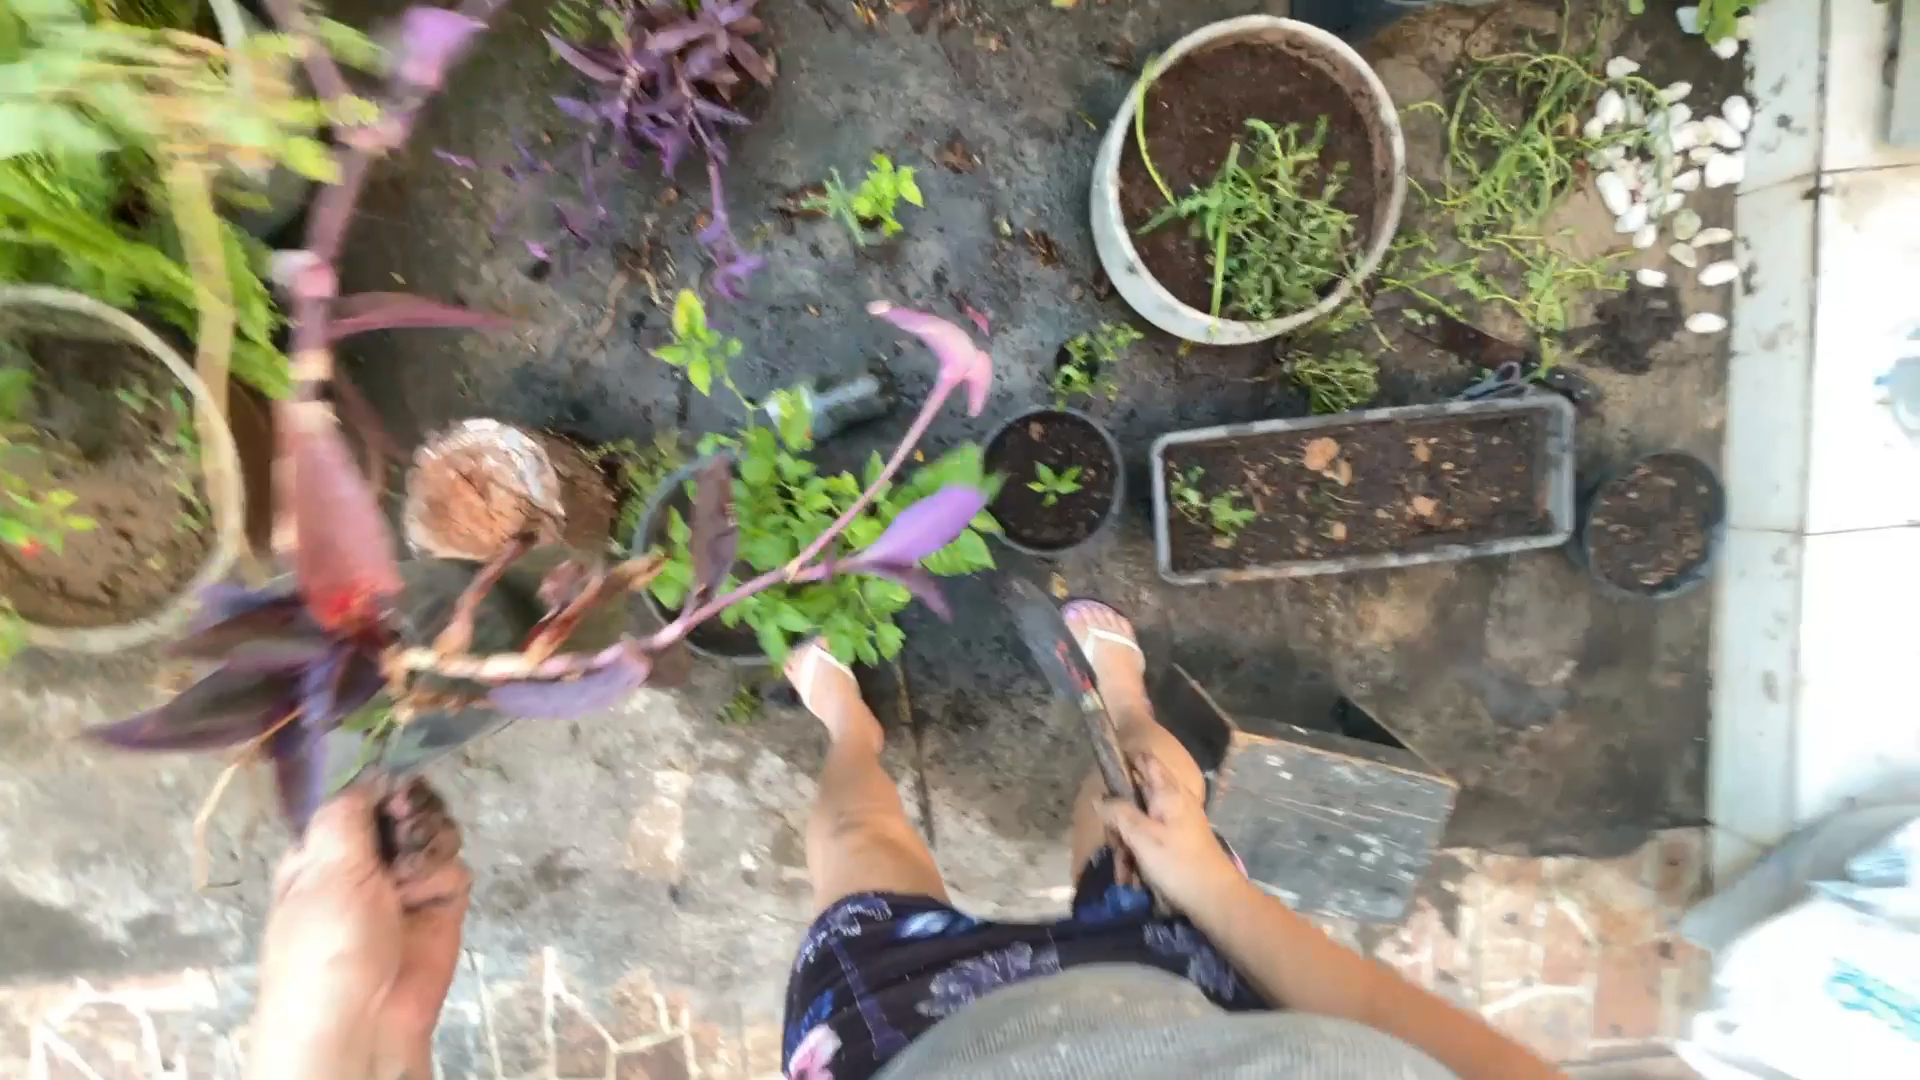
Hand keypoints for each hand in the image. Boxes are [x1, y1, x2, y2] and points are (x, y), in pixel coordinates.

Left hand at [249, 780, 469, 1079]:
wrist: (364, 1018)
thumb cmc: (327, 945)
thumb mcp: (323, 872)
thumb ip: (348, 813)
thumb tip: (375, 772)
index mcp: (326, 851)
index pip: (363, 796)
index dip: (385, 787)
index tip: (397, 795)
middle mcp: (367, 861)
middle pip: (410, 807)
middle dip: (416, 815)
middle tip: (406, 832)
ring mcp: (406, 880)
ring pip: (439, 830)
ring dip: (431, 846)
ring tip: (411, 878)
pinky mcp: (442, 899)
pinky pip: (456, 865)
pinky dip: (444, 877)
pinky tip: (427, 899)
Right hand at [1098, 752, 1247, 919]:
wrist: (1217, 901)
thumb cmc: (1178, 863)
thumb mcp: (1141, 837)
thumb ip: (1118, 813)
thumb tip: (1098, 798)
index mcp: (1167, 791)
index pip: (1145, 760)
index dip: (1124, 759)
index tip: (1104, 773)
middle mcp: (1173, 800)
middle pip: (1136, 795)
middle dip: (1118, 820)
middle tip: (1113, 844)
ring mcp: (1177, 822)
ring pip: (1140, 821)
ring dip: (1127, 845)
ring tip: (1123, 872)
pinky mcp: (1178, 842)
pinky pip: (1150, 839)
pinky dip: (1139, 855)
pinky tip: (1134, 879)